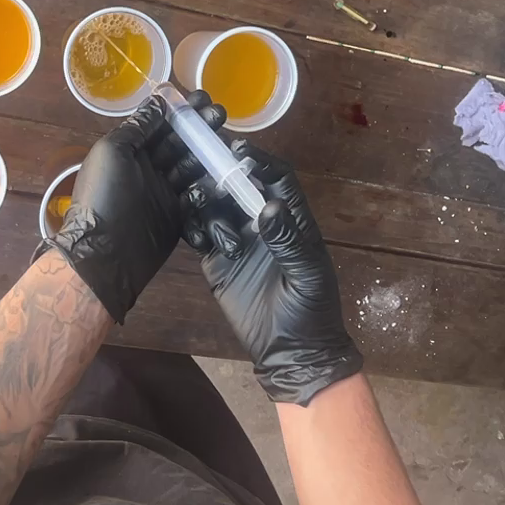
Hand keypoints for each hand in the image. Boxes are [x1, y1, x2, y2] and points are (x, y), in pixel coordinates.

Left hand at [49, 91, 225, 322]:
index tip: (203, 98)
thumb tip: (159, 101)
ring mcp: (163, 192)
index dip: (180, 109)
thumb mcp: (113, 152)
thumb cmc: (104, 196)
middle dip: (200, 128)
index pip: (159, 123)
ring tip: (229, 142)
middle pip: (179, 142)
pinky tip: (221, 177)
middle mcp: (148, 168)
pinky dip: (208, 187)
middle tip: (221, 115)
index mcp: (129, 150)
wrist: (105, 255)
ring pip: (192, 167)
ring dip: (209, 154)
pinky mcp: (177, 216)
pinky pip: (197, 197)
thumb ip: (137, 127)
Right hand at [184, 146, 363, 404]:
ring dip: (206, 199)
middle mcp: (261, 223)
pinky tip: (196, 234)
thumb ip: (288, 242)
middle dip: (223, 174)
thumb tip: (269, 206)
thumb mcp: (306, 276)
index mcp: (289, 221)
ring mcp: (237, 239)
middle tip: (204, 169)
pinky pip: (201, 232)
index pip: (276, 179)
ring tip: (198, 202)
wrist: (290, 353)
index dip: (259, 160)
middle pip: (240, 185)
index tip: (237, 150)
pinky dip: (194, 226)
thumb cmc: (310, 312)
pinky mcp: (217, 260)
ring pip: (217, 205)